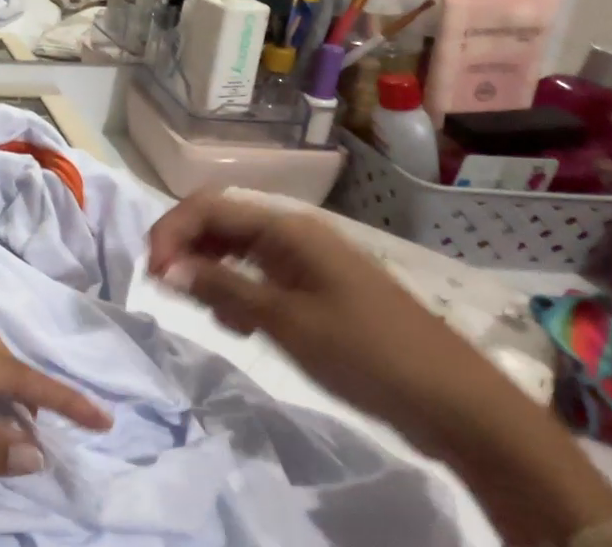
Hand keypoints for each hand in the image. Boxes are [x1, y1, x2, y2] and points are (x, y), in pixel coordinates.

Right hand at [146, 192, 611, 545]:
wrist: (460, 406)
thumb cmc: (368, 354)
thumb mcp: (284, 322)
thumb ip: (220, 288)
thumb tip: (164, 267)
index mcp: (289, 229)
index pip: (208, 206)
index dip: (171, 230)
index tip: (152, 273)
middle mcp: (296, 234)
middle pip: (221, 221)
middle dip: (186, 248)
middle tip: (166, 289)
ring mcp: (310, 263)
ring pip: (237, 249)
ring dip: (208, 270)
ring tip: (204, 311)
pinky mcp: (319, 291)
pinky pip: (260, 275)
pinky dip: (236, 289)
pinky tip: (238, 324)